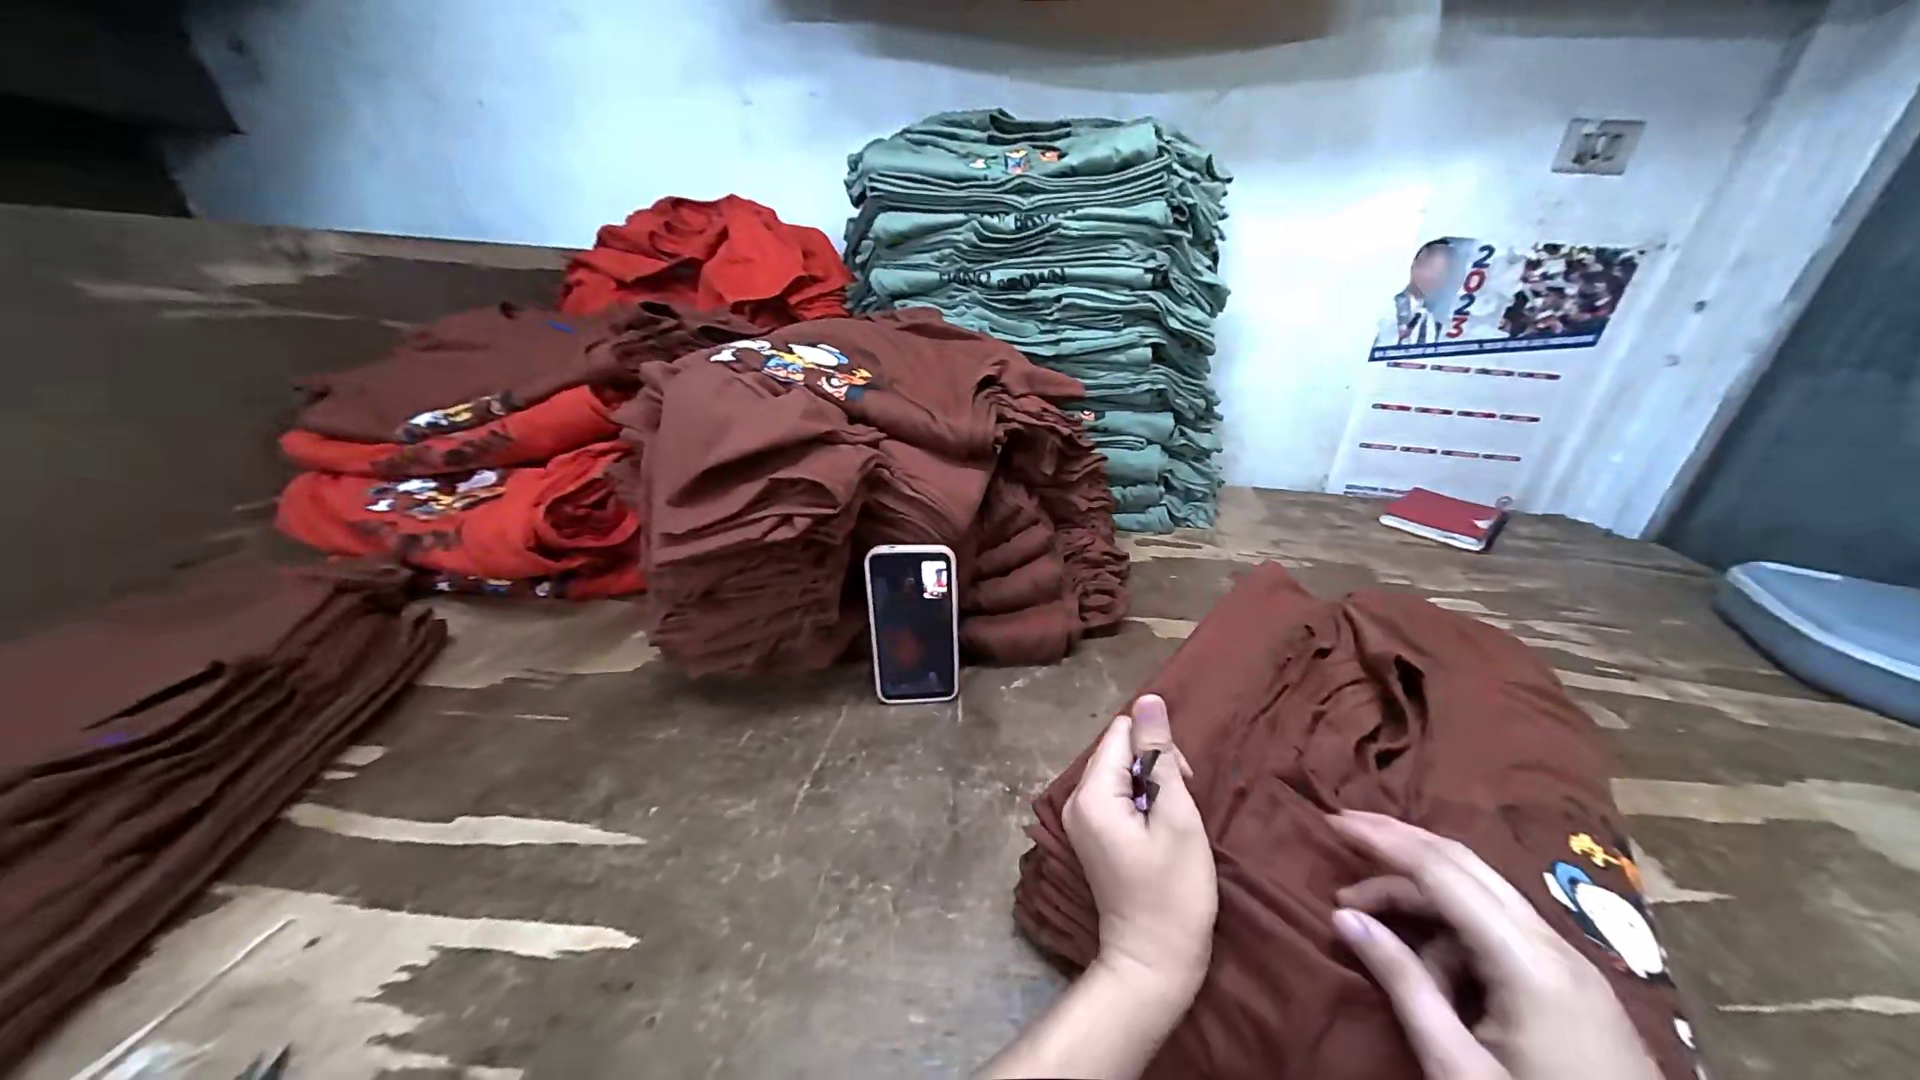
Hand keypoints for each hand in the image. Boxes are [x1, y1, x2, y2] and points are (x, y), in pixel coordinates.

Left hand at [1062, 694, 1216, 998]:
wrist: (1152, 962)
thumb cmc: (1175, 893)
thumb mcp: (1177, 819)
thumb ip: (1160, 756)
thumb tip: (1149, 699)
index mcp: (1091, 793)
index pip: (1122, 732)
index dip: (1158, 747)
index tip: (1182, 783)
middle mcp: (1074, 798)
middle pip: (1116, 749)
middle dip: (1153, 764)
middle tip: (1179, 807)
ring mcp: (1078, 816)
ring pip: (1117, 769)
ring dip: (1149, 783)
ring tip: (1170, 821)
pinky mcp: (1088, 831)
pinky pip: (1113, 792)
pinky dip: (1138, 799)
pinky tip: (1156, 828)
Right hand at [1328, 811, 1661, 1079]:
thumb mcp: (1457, 1069)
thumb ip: (1403, 984)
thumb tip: (1343, 916)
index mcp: (1528, 964)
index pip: (1440, 872)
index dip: (1382, 840)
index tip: (1331, 822)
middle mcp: (1553, 947)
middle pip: (1462, 864)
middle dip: (1398, 840)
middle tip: (1341, 829)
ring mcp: (1569, 964)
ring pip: (1478, 893)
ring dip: (1417, 891)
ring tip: (1366, 918)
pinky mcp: (1571, 984)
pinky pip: (1496, 926)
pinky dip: (1447, 925)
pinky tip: (1425, 961)